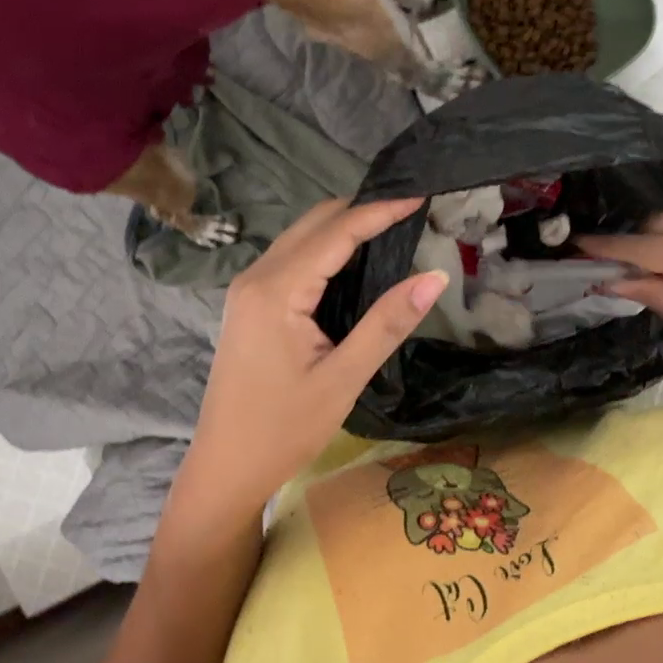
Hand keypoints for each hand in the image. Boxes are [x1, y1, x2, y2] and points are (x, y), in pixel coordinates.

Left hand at [183, 198, 446, 510]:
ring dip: (345, 228)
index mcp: (276, 291)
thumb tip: (435, 276)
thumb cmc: (285, 428)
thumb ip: (388, 322)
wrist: (227, 466)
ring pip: (302, 237)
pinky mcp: (250, 305)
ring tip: (394, 231)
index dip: (381, 211)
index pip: (337, 232)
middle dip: (363, 210)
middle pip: (315, 222)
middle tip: (413, 213)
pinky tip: (358, 265)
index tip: (422, 197)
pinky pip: (293, 260)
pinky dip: (327, 251)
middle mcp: (256, 277)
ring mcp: (248, 290)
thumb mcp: (344, 377)